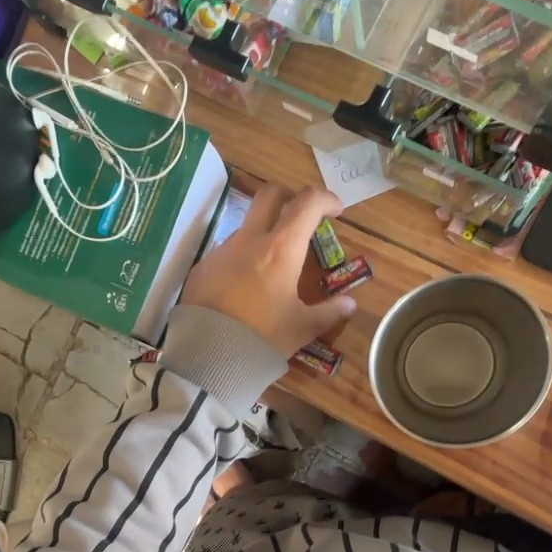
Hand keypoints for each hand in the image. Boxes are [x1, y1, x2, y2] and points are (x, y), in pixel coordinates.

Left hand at [180, 184, 357, 357]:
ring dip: (264, 233)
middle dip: (290, 197)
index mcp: (281, 249)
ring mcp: (221, 251)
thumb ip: (328, 313)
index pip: (307, 203)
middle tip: (302, 217)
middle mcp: (249, 240)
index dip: (325, 199)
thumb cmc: (261, 339)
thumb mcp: (301, 329)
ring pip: (246, 226)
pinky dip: (242, 258)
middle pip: (270, 195)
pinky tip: (244, 287)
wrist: (208, 357)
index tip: (335, 210)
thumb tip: (350, 304)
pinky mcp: (202, 268)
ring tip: (272, 265)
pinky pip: (226, 253)